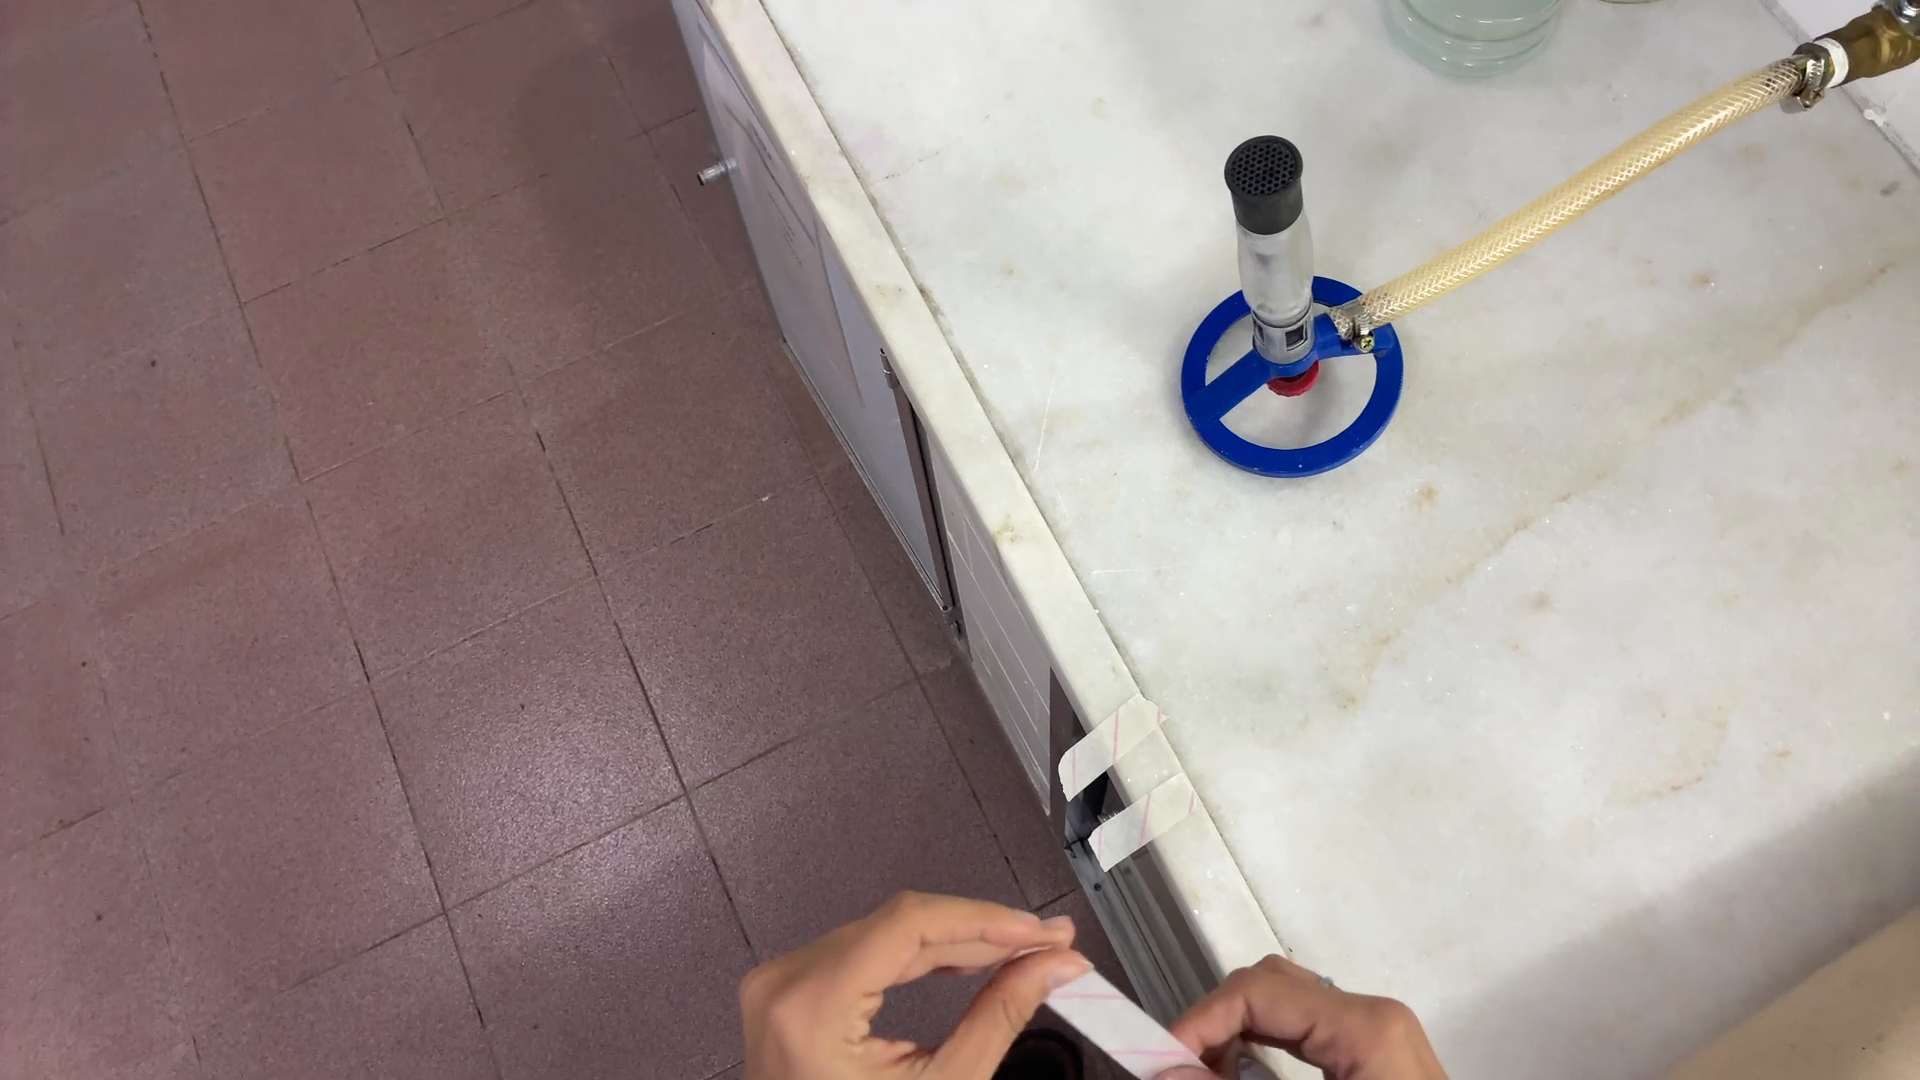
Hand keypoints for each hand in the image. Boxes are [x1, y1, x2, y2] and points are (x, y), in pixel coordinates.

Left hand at [741, 891, 1092, 1079]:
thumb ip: (999, 1018)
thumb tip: (1056, 964)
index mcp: (811, 1008)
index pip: (909, 924)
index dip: (981, 917)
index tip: (1041, 931)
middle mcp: (787, 978)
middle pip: (902, 926)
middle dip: (982, 932)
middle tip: (1049, 940)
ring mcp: (784, 978)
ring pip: (889, 932)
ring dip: (959, 940)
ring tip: (1023, 947)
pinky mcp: (794, 984)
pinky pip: (870, 950)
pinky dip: (922, 954)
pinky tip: (970, 956)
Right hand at [1160, 954, 1448, 1079]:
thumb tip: (1164, 1072)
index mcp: (1363, 1027)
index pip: (1254, 991)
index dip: (1200, 1020)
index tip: (1162, 1062)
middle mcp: (1372, 1014)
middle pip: (1267, 986)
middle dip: (1217, 1025)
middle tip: (1185, 1071)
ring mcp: (1379, 1033)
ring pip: (1283, 999)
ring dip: (1239, 1032)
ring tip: (1211, 1075)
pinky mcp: (1378, 1055)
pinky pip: (1306, 1026)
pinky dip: (1268, 1043)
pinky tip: (1250, 1076)